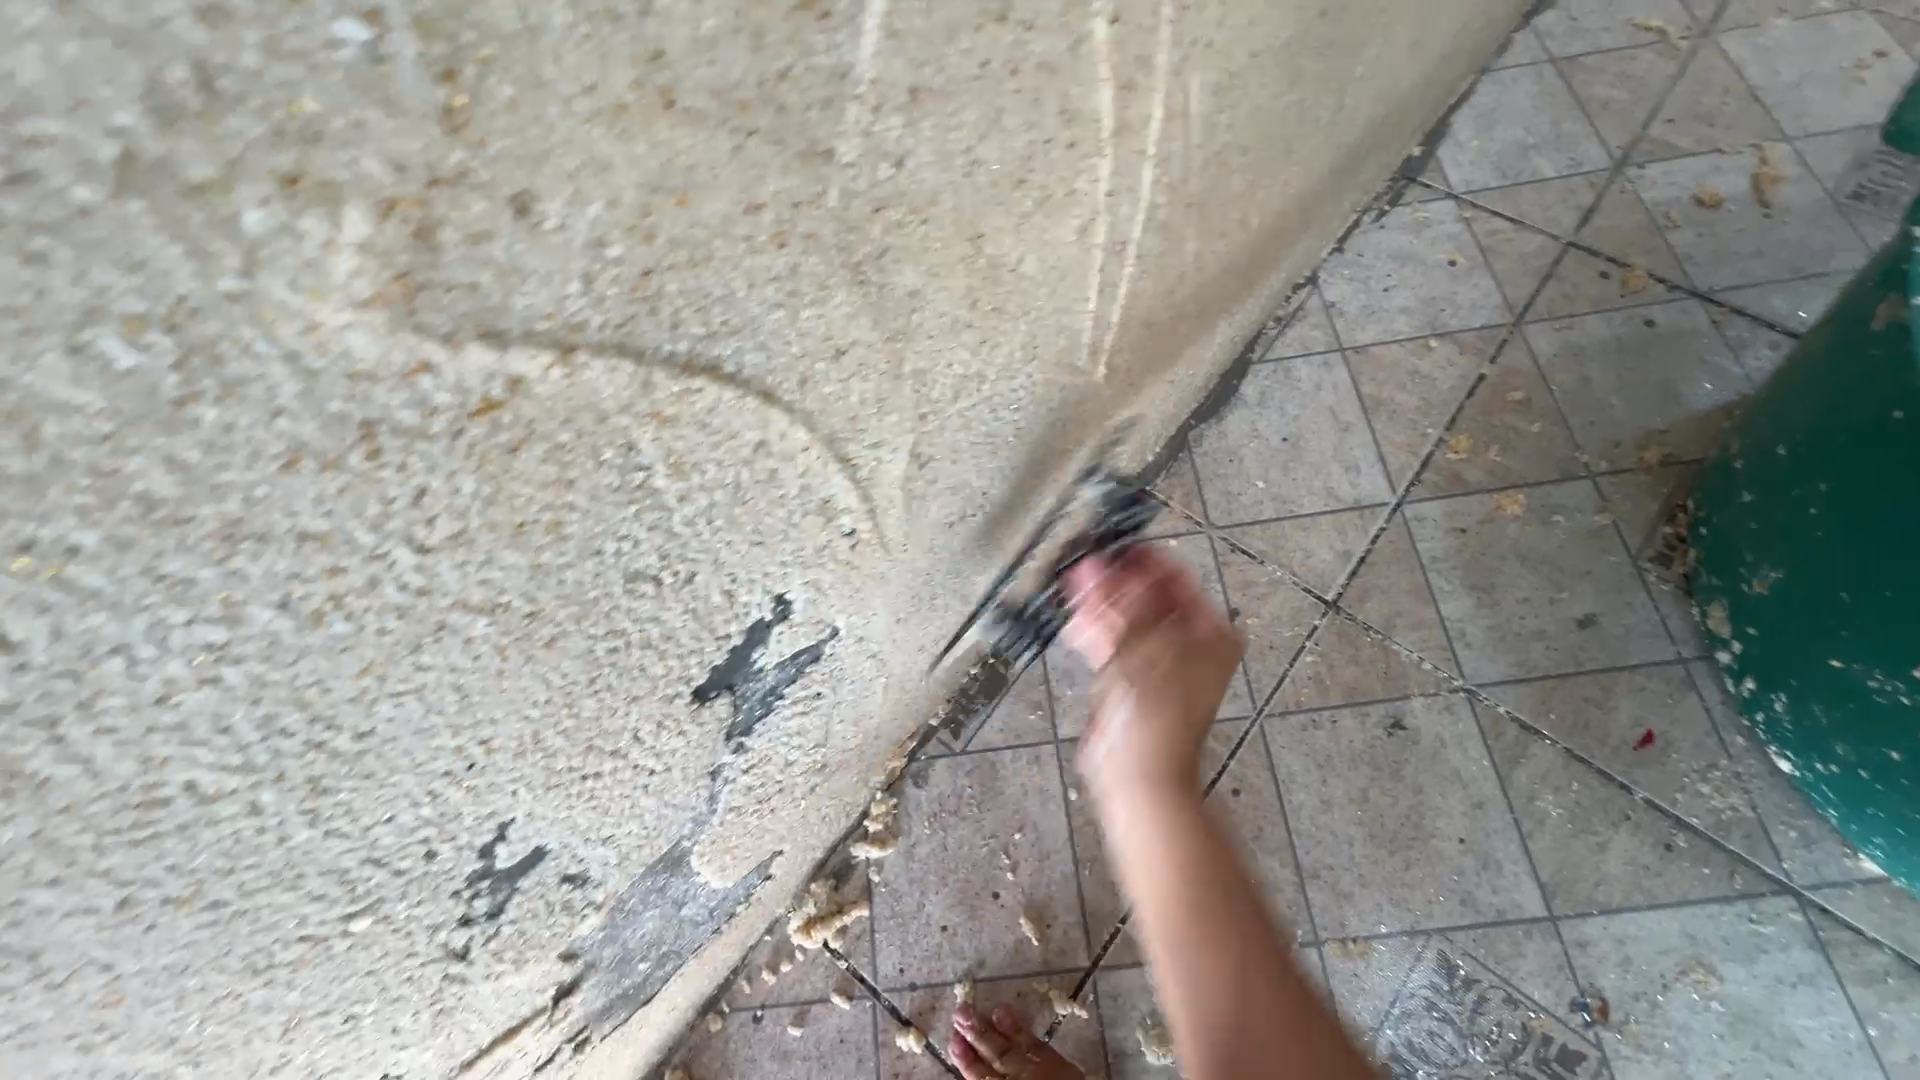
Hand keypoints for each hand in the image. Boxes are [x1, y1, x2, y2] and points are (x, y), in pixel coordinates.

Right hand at [948, 1005, 1084, 1079]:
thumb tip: (986, 1077)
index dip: (967, 1064)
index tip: (952, 1044)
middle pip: (992, 1061)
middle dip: (973, 1038)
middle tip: (957, 1015)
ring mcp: (1035, 1074)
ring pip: (1006, 1050)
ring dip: (986, 1029)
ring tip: (970, 1009)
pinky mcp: (1057, 1066)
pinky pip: (1033, 1044)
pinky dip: (1016, 1028)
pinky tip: (1002, 1011)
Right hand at [1060, 545, 1244, 800]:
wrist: (1138, 775)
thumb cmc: (1154, 713)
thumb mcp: (1142, 647)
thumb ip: (1121, 601)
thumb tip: (1101, 563)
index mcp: (1209, 632)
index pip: (1175, 579)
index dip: (1142, 560)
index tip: (1110, 543)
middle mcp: (1189, 643)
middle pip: (1148, 598)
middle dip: (1116, 581)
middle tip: (1084, 562)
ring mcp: (1159, 661)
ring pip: (1127, 619)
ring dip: (1101, 603)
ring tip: (1073, 583)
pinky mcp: (1132, 679)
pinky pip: (1113, 644)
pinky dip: (1095, 630)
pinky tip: (1075, 618)